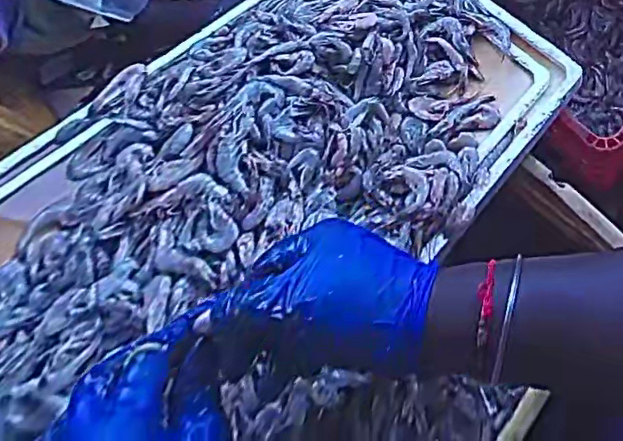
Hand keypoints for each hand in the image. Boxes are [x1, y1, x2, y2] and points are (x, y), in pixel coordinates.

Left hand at [47, 308, 226, 439]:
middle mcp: (81, 418)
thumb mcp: (198, 439)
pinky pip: (81, 421)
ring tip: (160, 384)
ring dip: (127, 380)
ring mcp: (63, 438)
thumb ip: (201, 391)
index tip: (205, 324)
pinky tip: (132, 418)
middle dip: (150, 353)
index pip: (154, 347)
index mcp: (121, 405)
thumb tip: (205, 353)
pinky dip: (108, 410)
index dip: (183, 331)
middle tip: (183, 350)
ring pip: (95, 394)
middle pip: (117, 364)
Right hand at [202, 219, 437, 380]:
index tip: (216, 338)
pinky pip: (316, 329)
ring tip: (256, 380)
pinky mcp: (357, 312)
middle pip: (276, 293)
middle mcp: (326, 257)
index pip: (260, 270)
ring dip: (272, 347)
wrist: (415, 323)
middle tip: (233, 366)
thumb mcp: (290, 302)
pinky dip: (298, 350)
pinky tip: (286, 374)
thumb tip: (208, 317)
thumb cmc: (353, 303)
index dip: (236, 304)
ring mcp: (343, 284)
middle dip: (252, 330)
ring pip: (295, 315)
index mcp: (311, 241)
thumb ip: (247, 307)